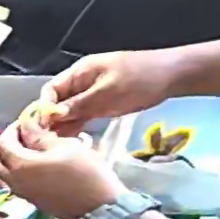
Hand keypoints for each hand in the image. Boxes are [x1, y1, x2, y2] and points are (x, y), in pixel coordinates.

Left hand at [0, 123, 127, 218]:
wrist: (97, 207)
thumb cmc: (83, 171)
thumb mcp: (63, 145)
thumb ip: (38, 136)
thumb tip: (25, 126)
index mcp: (18, 164)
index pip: (2, 142)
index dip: (12, 129)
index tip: (27, 122)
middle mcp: (12, 180)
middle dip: (7, 144)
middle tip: (26, 135)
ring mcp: (20, 192)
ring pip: (4, 172)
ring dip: (11, 158)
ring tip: (33, 148)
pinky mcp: (29, 199)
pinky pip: (14, 181)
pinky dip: (18, 170)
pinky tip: (37, 163)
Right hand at [32, 50, 179, 133]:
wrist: (176, 75)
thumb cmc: (141, 79)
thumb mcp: (107, 94)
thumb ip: (77, 105)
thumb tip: (51, 116)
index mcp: (79, 72)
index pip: (50, 91)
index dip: (43, 109)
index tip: (43, 129)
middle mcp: (81, 82)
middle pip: (56, 102)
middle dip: (51, 121)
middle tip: (48, 143)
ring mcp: (91, 92)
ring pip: (68, 111)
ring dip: (63, 126)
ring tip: (58, 146)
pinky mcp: (101, 102)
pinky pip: (82, 115)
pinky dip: (76, 126)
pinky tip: (72, 141)